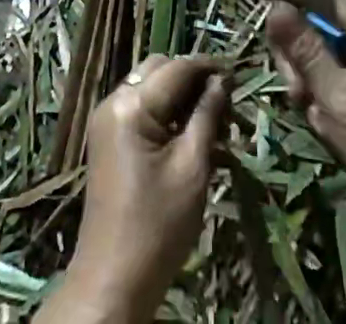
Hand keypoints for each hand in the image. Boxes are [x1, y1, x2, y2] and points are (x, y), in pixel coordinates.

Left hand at [54, 54, 227, 321]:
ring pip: (150, 86)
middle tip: (225, 101)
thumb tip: (222, 80)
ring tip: (213, 120)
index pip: (177, 67)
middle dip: (193, 78)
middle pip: (159, 69)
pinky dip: (165, 111)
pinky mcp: (108, 137)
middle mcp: (113, 102)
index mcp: (131, 106)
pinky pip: (141, 107)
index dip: (209, 67)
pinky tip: (190, 133)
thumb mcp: (192, 166)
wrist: (114, 277)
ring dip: (180, 95)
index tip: (238, 76)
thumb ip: (208, 114)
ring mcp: (107, 119)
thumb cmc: (158, 224)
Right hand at [251, 0, 345, 227]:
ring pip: (312, 59)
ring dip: (304, 83)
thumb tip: (275, 8)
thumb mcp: (338, 97)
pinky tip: (324, 125)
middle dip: (295, 56)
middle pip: (312, 29)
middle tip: (299, 91)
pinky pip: (322, 83)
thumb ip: (305, 52)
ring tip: (314, 114)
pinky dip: (315, 100)